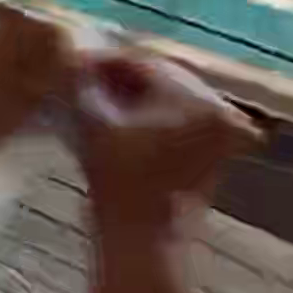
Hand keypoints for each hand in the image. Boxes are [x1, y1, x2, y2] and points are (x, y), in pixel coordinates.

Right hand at [72, 50, 259, 229]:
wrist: (143, 233)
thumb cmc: (116, 179)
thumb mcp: (92, 125)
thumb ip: (83, 86)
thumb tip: (70, 59)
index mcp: (198, 99)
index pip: (142, 63)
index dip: (101, 61)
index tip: (69, 64)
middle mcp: (221, 107)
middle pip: (158, 77)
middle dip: (116, 77)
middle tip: (78, 79)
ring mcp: (222, 128)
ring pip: (166, 95)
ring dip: (129, 94)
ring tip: (91, 97)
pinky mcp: (215, 146)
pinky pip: (176, 114)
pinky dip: (145, 111)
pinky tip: (114, 116)